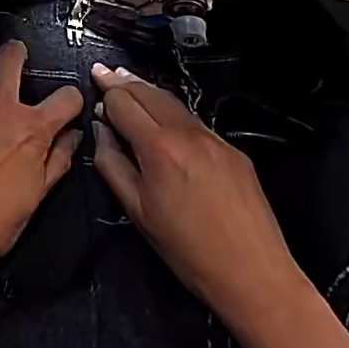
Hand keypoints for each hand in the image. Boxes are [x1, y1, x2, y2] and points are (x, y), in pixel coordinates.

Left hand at [0, 31, 83, 267]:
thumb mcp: (34, 198)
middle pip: (13, 61)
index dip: (72, 100)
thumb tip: (72, 139)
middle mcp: (1, 107)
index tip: (70, 105)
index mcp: (32, 129)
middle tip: (19, 49)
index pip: (65, 99)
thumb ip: (57, 163)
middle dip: (19, 51)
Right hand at [89, 64, 300, 311]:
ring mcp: (213, 138)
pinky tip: (163, 117)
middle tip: (106, 74)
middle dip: (123, 81)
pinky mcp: (231, 148)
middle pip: (148, 91)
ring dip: (147, 90)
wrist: (252, 273)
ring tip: (129, 84)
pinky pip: (194, 120)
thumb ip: (112, 165)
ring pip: (172, 101)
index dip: (106, 93)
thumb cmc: (194, 254)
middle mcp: (188, 134)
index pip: (124, 102)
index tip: (96, 86)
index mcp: (160, 148)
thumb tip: (102, 135)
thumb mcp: (138, 213)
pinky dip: (172, 111)